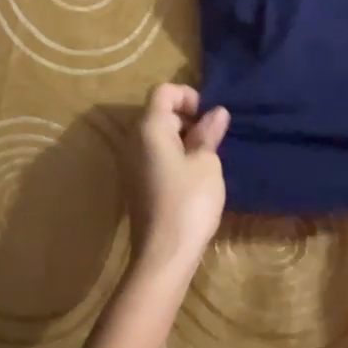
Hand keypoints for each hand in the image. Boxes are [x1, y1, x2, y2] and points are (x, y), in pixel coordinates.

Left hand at [128, 83, 229, 274]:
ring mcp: (130, 163)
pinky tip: (192, 178)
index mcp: (149, 128)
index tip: (208, 117)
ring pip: (157, 135)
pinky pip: (154, 155)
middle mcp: (133, 140)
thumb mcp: (206, 163)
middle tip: (212, 141)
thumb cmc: (189, 202)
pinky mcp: (135, 183)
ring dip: (182, 139)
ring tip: (205, 160)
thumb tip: (217, 112)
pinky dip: (173, 157)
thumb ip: (209, 133)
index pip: (164, 91)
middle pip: (159, 112)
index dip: (188, 96)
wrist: (163, 256)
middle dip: (187, 119)